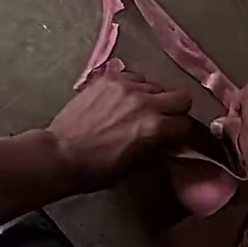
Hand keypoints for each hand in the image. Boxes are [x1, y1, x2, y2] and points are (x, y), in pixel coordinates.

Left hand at [48, 70, 194, 191]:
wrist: (60, 155)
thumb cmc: (98, 169)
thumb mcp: (137, 165)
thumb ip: (160, 146)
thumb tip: (171, 139)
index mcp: (156, 128)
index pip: (187, 124)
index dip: (182, 132)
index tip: (175, 136)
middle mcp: (146, 103)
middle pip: (182, 97)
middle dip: (176, 109)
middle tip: (164, 118)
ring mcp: (127, 87)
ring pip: (157, 85)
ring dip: (153, 98)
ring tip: (137, 109)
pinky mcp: (110, 79)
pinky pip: (135, 77)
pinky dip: (133, 88)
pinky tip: (122, 99)